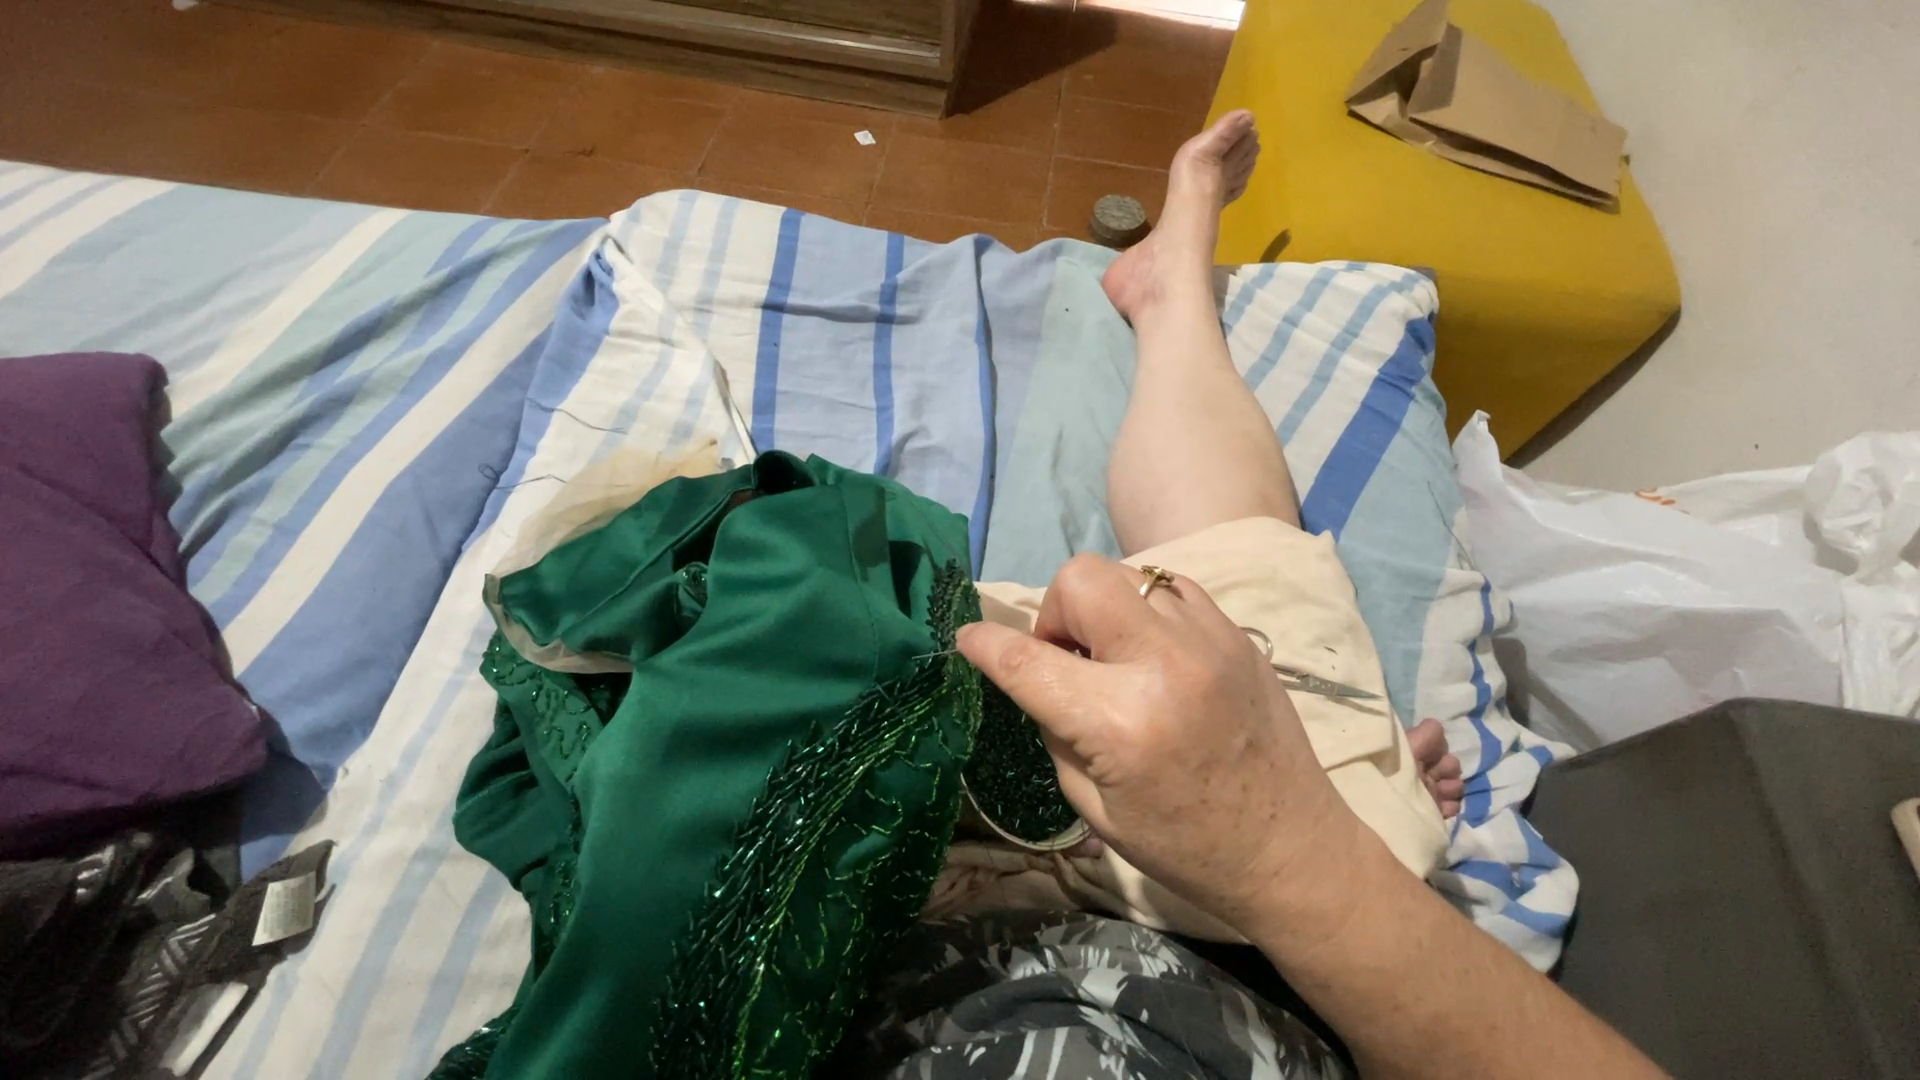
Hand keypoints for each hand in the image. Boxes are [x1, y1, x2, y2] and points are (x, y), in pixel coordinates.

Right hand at [958, 554, 1364, 932]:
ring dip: (1102, 611)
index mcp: (1119, 723)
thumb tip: (1034, 673)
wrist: (1291, 848)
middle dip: (1056, 613)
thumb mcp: (1092, 805)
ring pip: (1125, 575)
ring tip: (1116, 658)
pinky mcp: (1237, 633)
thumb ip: (1054, 725)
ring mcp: (1209, 639)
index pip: (1028, 660)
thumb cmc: (1183, 846)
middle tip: (1069, 660)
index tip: (967, 638)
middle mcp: (1163, 664)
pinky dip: (1145, 612)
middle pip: (1080, 579)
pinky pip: (1169, 590)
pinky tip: (1155, 655)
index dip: (984, 644)